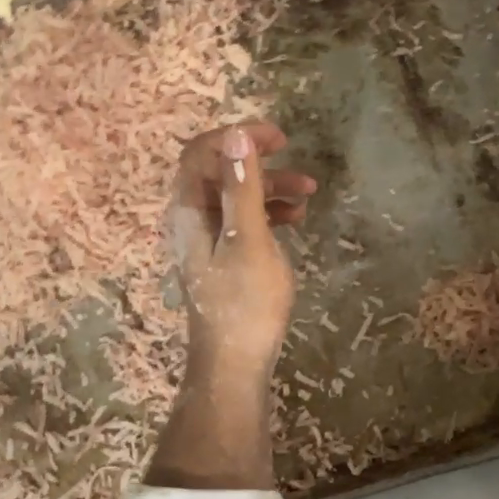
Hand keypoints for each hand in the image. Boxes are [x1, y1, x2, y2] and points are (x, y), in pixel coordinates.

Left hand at [168, 123, 318, 384]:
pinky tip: (295, 220)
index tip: (278, 138)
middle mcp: (192, 220)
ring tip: (309, 194)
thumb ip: (243, 188)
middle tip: (294, 157)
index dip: (237, 137)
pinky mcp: (223, 260)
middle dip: (259, 162)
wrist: (235, 362)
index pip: (202, 153)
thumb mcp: (249, 241)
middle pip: (219, 172)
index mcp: (190, 211)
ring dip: (270, 188)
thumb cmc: (244, 303)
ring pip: (235, 197)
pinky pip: (243, 222)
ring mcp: (207, 241)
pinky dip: (268, 213)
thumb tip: (238, 136)